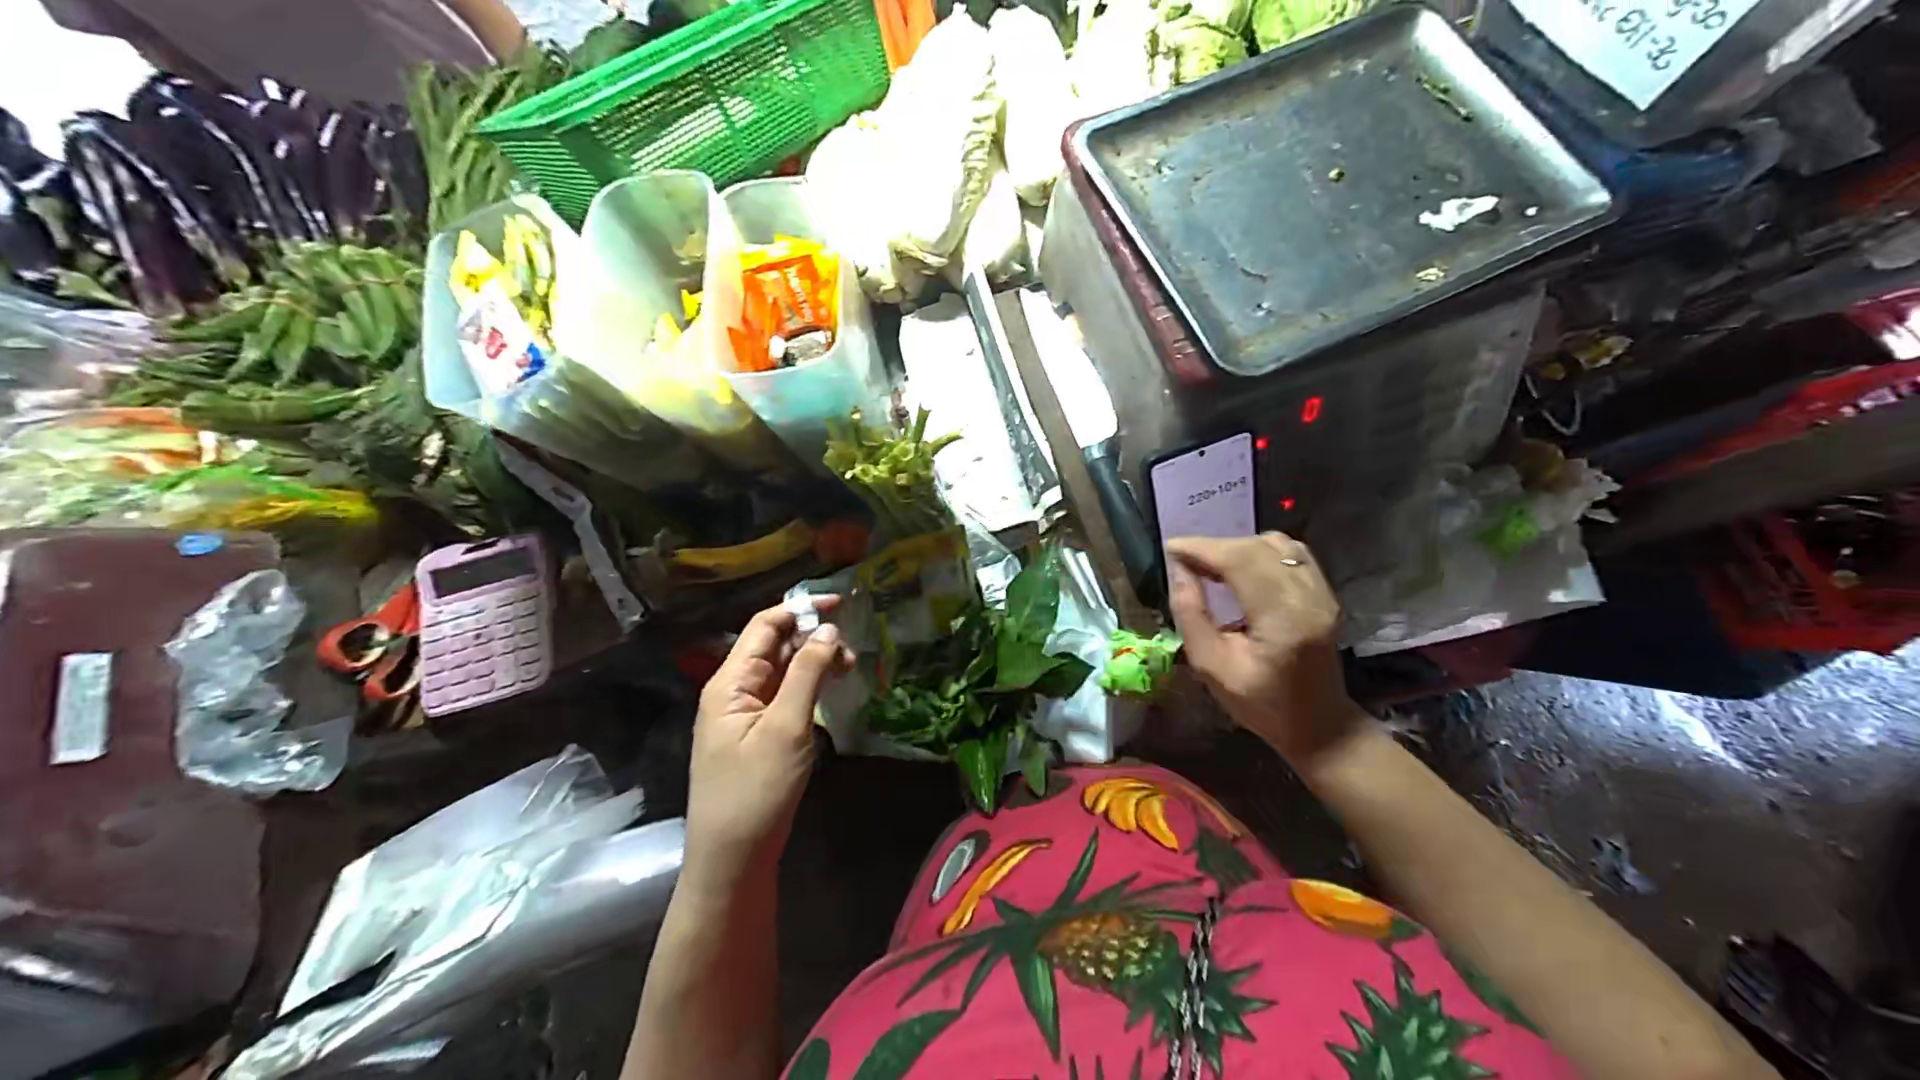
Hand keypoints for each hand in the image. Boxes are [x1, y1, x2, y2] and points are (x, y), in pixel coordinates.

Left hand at [685, 599, 851, 887]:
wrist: (732, 859)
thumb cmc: (756, 791)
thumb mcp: (787, 728)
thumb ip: (807, 674)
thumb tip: (828, 629)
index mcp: (730, 681)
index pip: (764, 626)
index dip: (801, 609)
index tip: (842, 603)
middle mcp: (733, 690)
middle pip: (774, 646)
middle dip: (813, 638)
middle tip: (853, 650)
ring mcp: (744, 714)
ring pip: (782, 671)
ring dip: (814, 663)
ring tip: (850, 670)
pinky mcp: (757, 735)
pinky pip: (783, 696)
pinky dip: (808, 687)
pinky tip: (831, 690)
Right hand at [1165, 533, 1370, 771]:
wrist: (1318, 725)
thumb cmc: (1261, 704)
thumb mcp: (1211, 666)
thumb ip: (1191, 614)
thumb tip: (1179, 571)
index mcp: (1282, 619)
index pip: (1240, 561)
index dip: (1202, 548)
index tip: (1171, 549)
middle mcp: (1308, 597)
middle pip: (1256, 547)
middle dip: (1215, 546)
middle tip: (1185, 561)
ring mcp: (1321, 593)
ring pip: (1275, 545)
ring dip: (1237, 548)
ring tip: (1211, 566)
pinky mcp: (1324, 593)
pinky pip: (1290, 554)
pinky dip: (1258, 552)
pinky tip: (1239, 570)